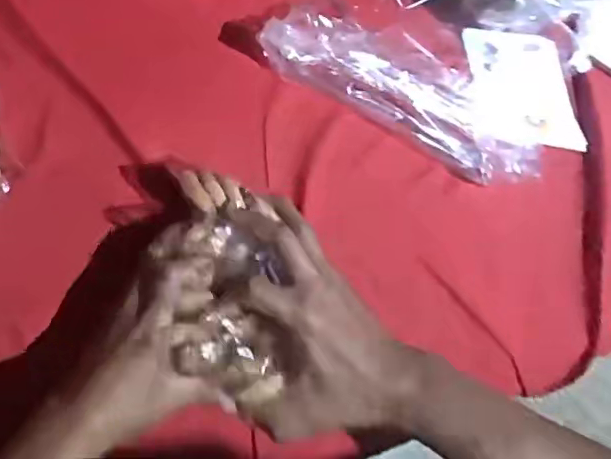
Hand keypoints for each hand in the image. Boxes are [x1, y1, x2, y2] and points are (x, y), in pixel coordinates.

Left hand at [70, 253, 231, 447]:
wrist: (80, 410)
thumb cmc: (128, 401)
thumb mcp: (170, 397)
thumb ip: (203, 389)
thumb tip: (234, 396)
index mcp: (149, 317)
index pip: (168, 273)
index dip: (188, 261)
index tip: (209, 257)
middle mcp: (132, 304)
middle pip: (153, 266)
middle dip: (177, 259)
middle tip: (202, 264)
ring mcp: (118, 310)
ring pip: (144, 279)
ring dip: (167, 277)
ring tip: (195, 287)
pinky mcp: (110, 320)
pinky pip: (136, 293)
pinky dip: (155, 293)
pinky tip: (169, 309)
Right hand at [227, 198, 429, 444]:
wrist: (398, 381)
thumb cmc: (350, 394)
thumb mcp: (309, 413)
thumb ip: (269, 413)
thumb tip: (227, 406)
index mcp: (301, 313)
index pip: (254, 286)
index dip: (228, 287)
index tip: (212, 291)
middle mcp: (311, 283)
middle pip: (279, 236)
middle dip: (249, 220)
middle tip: (224, 212)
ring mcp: (325, 272)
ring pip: (298, 225)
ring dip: (272, 209)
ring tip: (249, 197)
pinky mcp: (334, 271)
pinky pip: (309, 233)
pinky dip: (288, 218)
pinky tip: (274, 213)